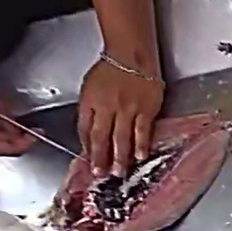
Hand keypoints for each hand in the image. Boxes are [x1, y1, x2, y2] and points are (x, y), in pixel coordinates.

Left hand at [79, 56, 165, 175]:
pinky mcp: (146, 110)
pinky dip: (141, 144)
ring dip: (120, 156)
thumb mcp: (91, 88)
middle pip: (102, 137)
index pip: (85, 128)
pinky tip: (140, 156)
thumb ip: (90, 110)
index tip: (89, 162)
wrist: (131, 56)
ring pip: (121, 137)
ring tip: (120, 172)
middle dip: (101, 158)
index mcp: (90, 101)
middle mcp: (107, 107)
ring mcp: (127, 109)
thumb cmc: (111, 71)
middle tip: (101, 174)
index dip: (87, 147)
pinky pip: (142, 131)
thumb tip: (91, 135)